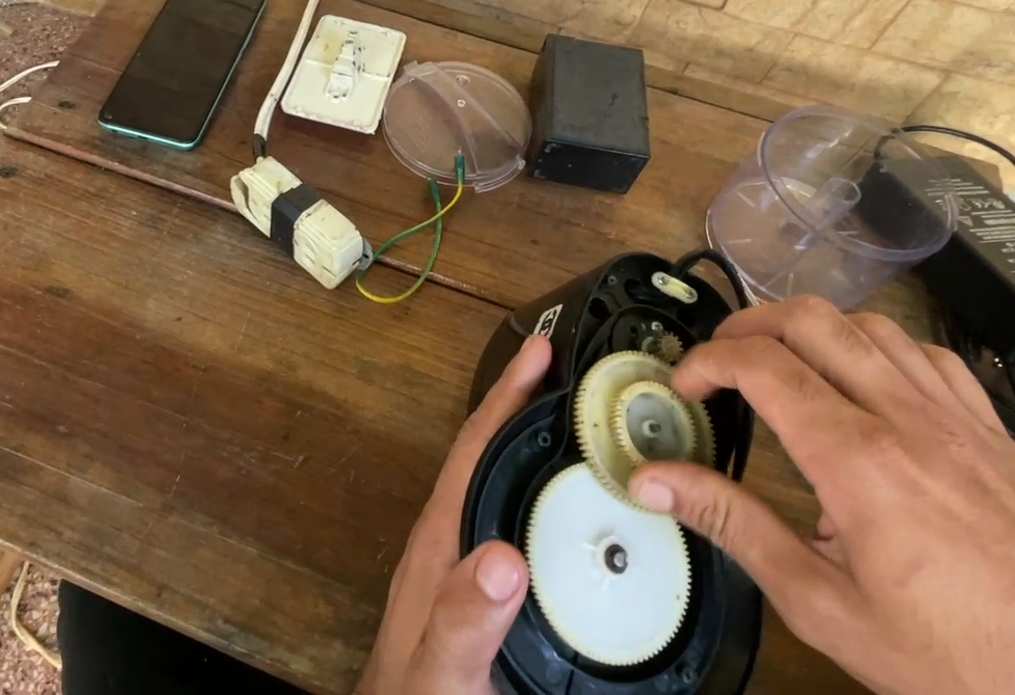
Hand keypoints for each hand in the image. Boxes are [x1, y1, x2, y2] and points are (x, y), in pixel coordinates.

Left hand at [357, 332, 550, 694]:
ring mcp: (463, 557)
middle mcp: (450, 537)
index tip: (539, 351)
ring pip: (500, 480)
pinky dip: (538, 490)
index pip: (474, 447)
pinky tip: (566, 501)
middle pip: (487, 450)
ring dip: (530, 442)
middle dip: (523, 402)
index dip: (506, 393)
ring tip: (573, 419)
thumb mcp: (443, 670)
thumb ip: (465, 620)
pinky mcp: (478, 582)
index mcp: (442, 539)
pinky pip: (512, 515)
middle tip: (568, 371)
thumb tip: (504, 558)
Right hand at [627, 297, 1014, 694]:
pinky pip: (927, 353)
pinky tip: (862, 380)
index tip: (684, 388)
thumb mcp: (819, 602)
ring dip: (807, 329)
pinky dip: (875, 346)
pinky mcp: (994, 432)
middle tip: (718, 363)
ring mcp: (958, 418)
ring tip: (779, 363)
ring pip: (867, 323)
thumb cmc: (950, 660)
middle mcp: (907, 418)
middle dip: (745, 325)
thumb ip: (730, 524)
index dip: (705, 361)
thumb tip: (650, 481)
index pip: (761, 364)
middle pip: (809, 319)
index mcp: (858, 459)